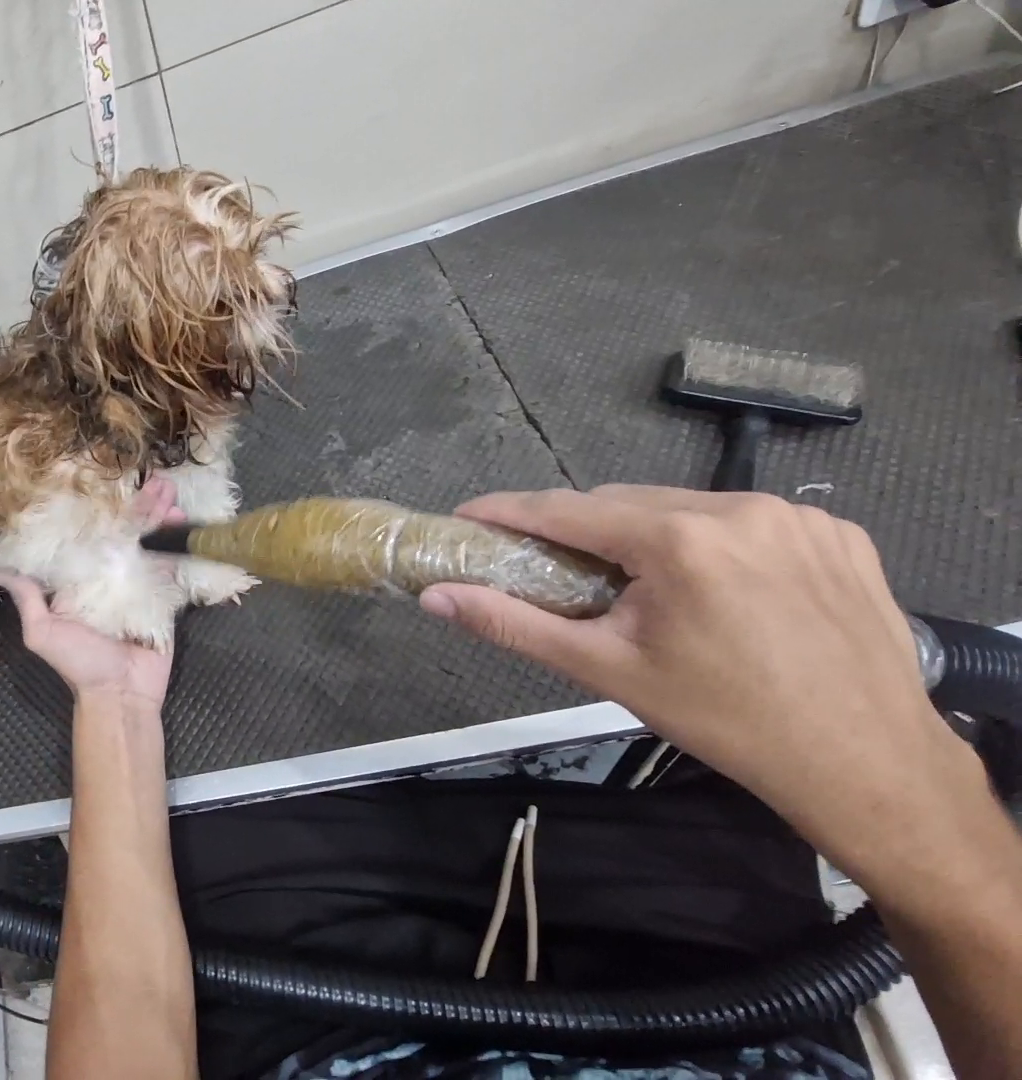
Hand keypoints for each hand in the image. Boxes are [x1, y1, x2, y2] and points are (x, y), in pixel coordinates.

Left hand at [0, 477, 185, 711]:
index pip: (90, 535)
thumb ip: (28, 599)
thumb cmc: (79, 663)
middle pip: (125, 532)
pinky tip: (185, 523)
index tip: (113, 485)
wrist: (120, 694)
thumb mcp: (43, 631)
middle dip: (140, 506)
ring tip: (172, 493)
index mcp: (80, 579)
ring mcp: (138, 584)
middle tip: (155, 480)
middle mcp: (108, 576)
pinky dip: (179, 545)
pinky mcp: (162, 598)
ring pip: (150, 543)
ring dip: (161, 516)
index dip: (103, 511)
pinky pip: (171, 567)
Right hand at [418, 485, 985, 875]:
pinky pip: (741, 522)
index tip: (467, 517)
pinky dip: (703, 541)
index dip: (508, 511)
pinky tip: (704, 586)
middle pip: (624, 503)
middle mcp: (741, 510)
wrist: (866, 764)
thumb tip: (434, 597)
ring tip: (625, 582)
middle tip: (542, 564)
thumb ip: (512, 624)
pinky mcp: (839, 535)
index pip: (567, 509)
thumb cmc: (721, 719)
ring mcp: (799, 518)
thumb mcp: (603, 669)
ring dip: (638, 533)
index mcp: (679, 540)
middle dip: (575, 528)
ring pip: (683, 507)